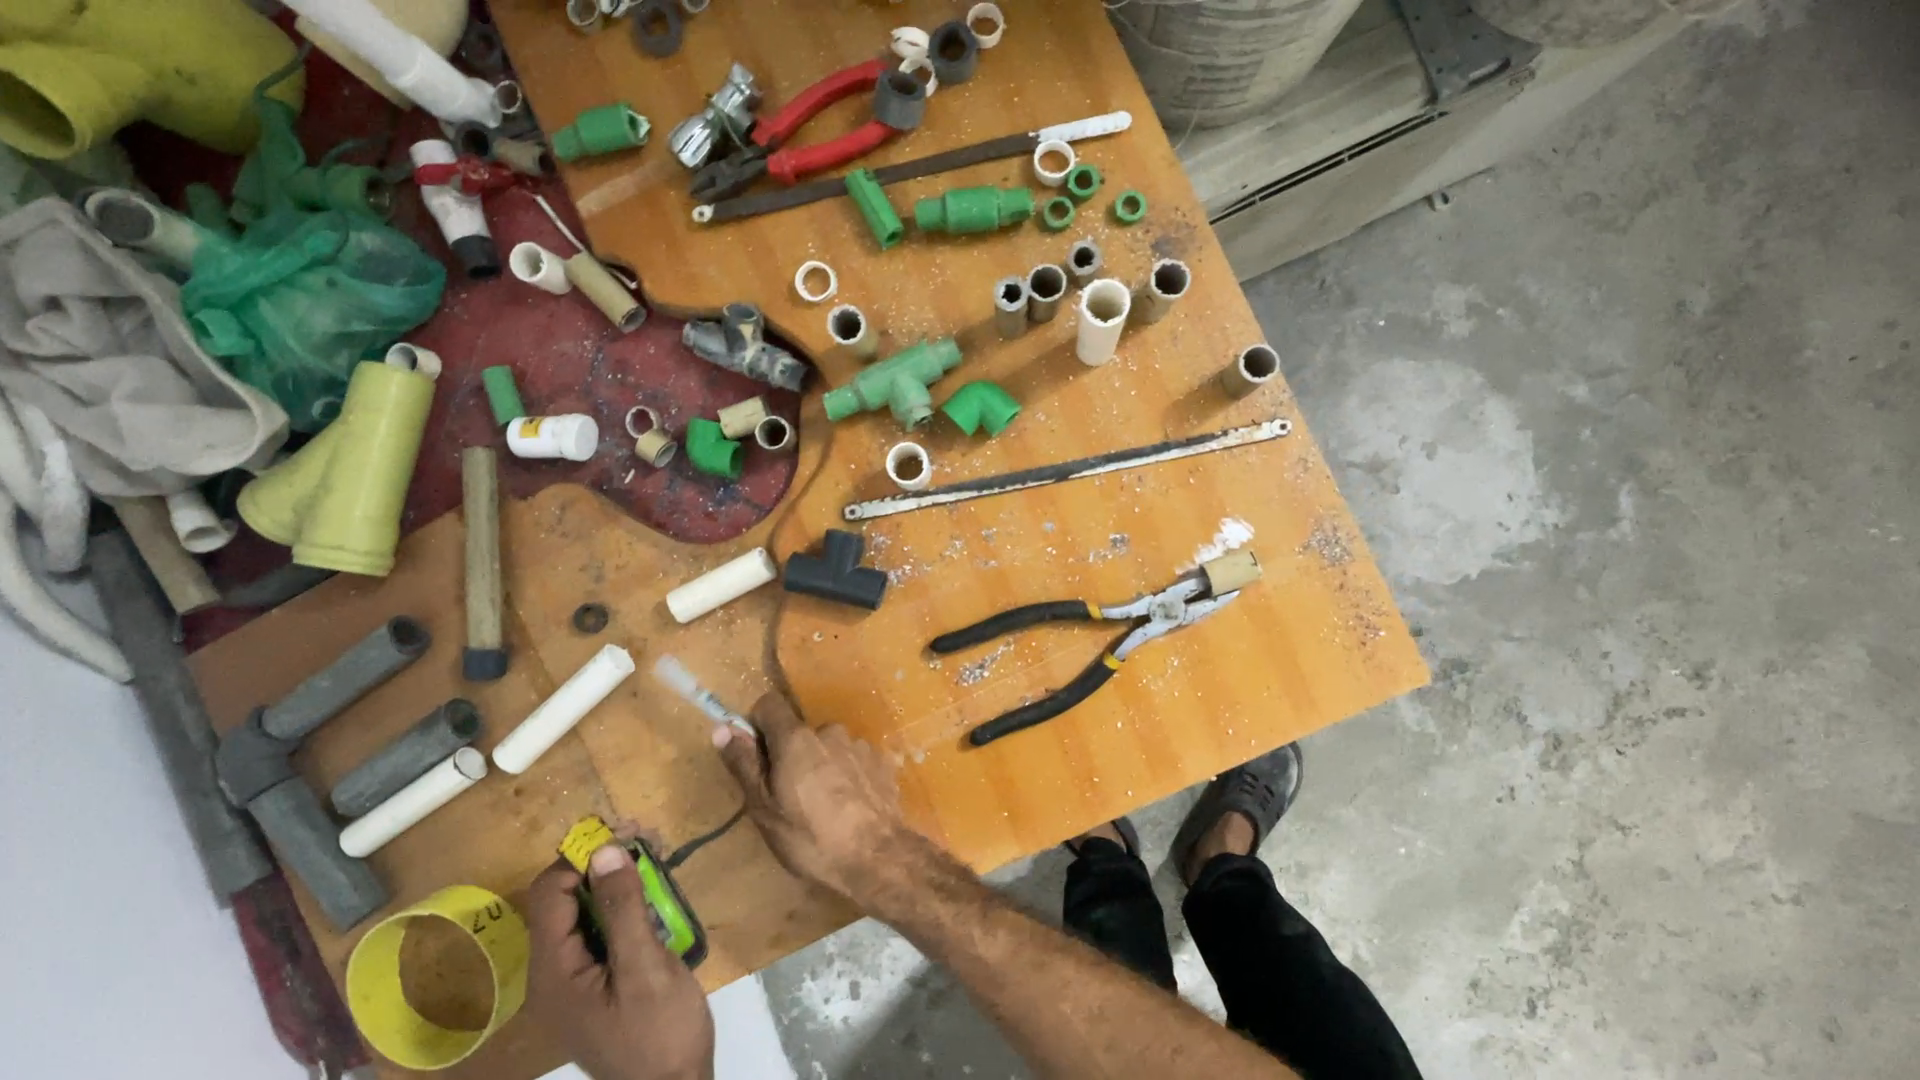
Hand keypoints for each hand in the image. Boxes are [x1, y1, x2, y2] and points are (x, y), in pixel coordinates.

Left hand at [525, 846, 714, 1079]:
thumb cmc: (659, 1033)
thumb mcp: (645, 968)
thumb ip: (623, 908)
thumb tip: (606, 848)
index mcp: (554, 972)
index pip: (550, 894)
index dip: (582, 859)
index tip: (627, 835)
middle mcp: (556, 972)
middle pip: (568, 899)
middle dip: (604, 862)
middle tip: (646, 838)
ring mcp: (578, 979)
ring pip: (589, 912)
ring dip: (620, 879)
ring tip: (656, 854)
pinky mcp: (601, 983)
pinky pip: (605, 932)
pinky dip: (628, 905)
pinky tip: (657, 892)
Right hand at [715, 691, 918, 905]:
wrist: (877, 858)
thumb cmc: (811, 838)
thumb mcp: (764, 809)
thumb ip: (744, 764)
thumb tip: (723, 728)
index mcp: (796, 738)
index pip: (769, 704)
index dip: (758, 725)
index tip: (758, 756)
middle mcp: (829, 731)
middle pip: (801, 732)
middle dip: (792, 755)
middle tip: (791, 796)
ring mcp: (860, 745)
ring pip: (829, 747)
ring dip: (822, 765)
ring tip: (824, 806)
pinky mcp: (882, 761)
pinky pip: (854, 760)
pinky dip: (848, 775)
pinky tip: (850, 806)